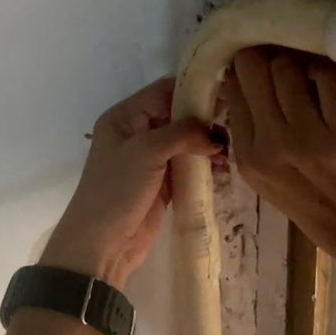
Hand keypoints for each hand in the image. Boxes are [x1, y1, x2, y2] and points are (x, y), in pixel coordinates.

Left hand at [42, 78, 222, 286]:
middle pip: (179, 116)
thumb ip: (183, 134)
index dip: (194, 90)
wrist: (101, 244)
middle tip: (234, 127)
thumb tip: (216, 135)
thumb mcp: (146, 151)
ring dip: (209, 146)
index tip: (227, 93)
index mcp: (125, 117)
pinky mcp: (163, 184)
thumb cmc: (117, 190)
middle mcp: (137, 133)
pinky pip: (189, 167)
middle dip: (206, 121)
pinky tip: (224, 169)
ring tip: (229, 154)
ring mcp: (151, 160)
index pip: (164, 91)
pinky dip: (206, 166)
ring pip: (187, 143)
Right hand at [223, 47, 335, 263]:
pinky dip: (331, 73)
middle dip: (271, 58)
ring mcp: (307, 140)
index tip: (265, 68)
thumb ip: (256, 137)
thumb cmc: (324, 207)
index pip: (233, 88)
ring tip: (314, 78)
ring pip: (287, 67)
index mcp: (246, 158)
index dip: (249, 70)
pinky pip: (328, 77)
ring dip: (302, 64)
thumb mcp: (271, 179)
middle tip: (289, 66)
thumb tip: (247, 82)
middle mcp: (269, 147)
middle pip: (254, 68)